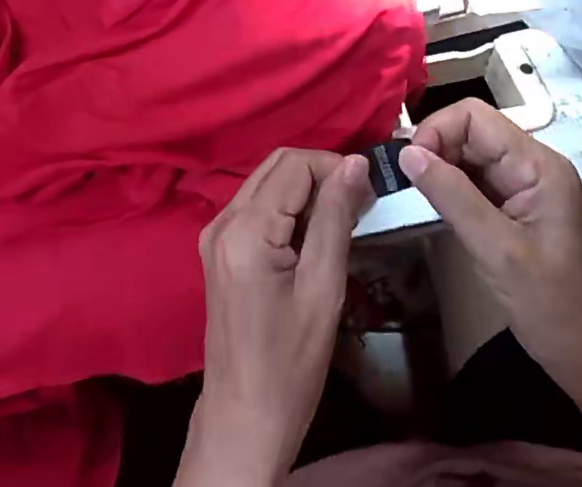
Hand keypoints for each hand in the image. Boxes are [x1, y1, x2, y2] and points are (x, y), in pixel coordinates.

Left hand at [176, 148, 372, 486]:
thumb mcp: (323, 287)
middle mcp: (222, 221)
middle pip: (278, 165)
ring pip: (269, 181)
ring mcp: (215, 234)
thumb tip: (355, 162)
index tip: (365, 195)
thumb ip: (336, 217)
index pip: (295, 164)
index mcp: (245, 230)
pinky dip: (290, 207)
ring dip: (307, 190)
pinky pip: (259, 205)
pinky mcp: (219, 248)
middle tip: (356, 204)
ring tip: (340, 221)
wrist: (243, 419)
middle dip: (321, 173)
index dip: (334, 168)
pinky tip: (312, 236)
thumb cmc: (290, 363)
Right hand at [399, 99, 581, 384]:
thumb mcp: (497, 251)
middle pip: (472, 131)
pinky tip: (433, 203)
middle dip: (435, 147)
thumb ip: (452, 197)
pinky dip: (450, 185)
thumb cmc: (552, 306)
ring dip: (439, 166)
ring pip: (469, 154)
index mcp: (538, 165)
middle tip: (404, 180)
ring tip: (412, 190)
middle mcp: (531, 164)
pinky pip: (474, 179)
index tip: (410, 163)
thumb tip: (407, 154)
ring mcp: (523, 184)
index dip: (438, 130)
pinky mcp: (513, 204)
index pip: (476, 117)